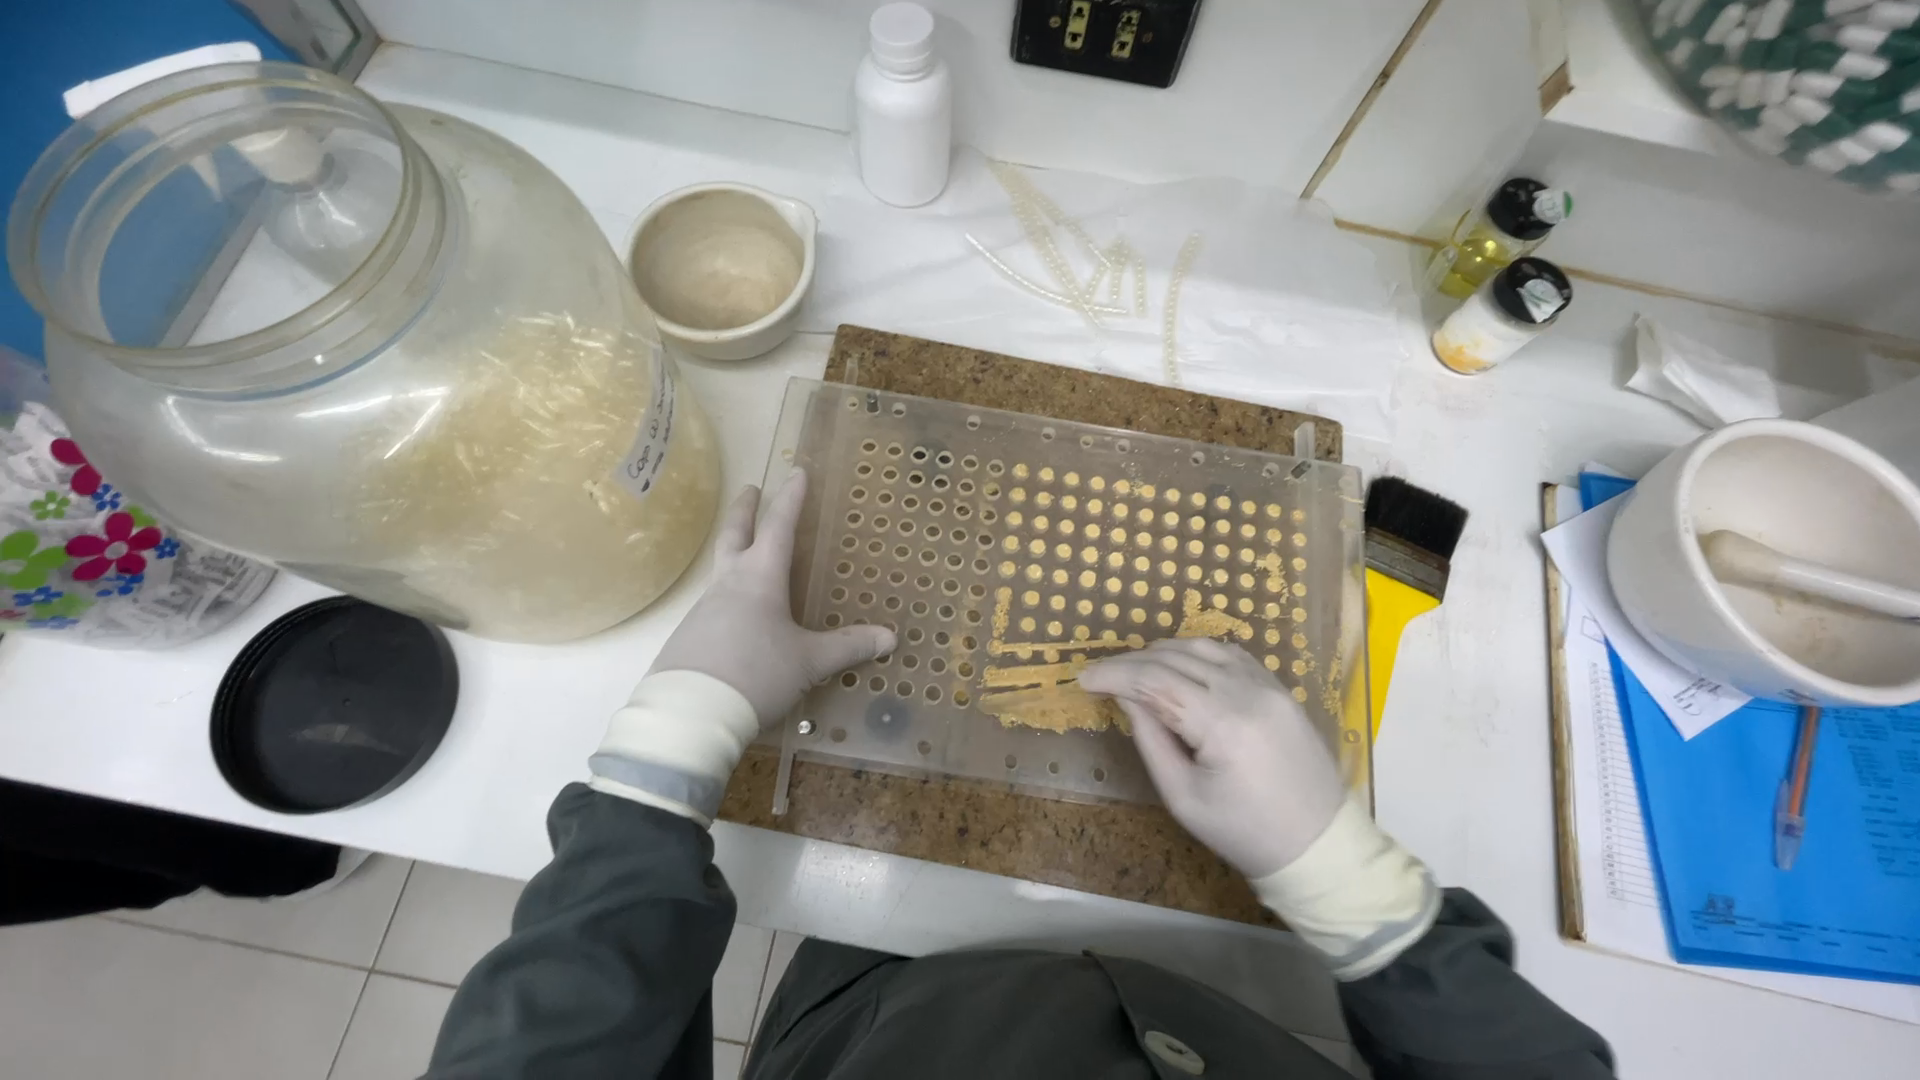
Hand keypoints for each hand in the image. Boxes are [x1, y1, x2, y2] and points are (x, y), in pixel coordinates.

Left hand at [650, 469, 895, 726]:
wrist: (690, 713)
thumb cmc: (757, 673)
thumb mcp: (809, 661)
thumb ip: (848, 647)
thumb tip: (891, 637)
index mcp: (760, 578)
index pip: (779, 527)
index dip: (791, 499)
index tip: (797, 471)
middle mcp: (729, 584)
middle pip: (735, 534)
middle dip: (746, 509)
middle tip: (750, 488)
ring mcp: (704, 609)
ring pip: (721, 568)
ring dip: (734, 550)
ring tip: (746, 552)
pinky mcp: (689, 636)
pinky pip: (712, 603)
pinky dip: (727, 593)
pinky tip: (734, 614)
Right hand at [1078, 638, 1344, 879]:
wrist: (1318, 845)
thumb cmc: (1243, 832)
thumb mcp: (1183, 796)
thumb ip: (1151, 739)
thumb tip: (1125, 696)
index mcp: (1223, 724)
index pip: (1156, 680)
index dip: (1115, 675)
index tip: (1083, 680)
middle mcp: (1247, 692)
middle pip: (1176, 657)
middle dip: (1131, 662)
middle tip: (1101, 676)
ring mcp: (1269, 685)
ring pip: (1202, 647)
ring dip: (1162, 652)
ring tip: (1134, 670)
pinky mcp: (1280, 688)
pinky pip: (1230, 654)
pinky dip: (1196, 653)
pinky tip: (1177, 667)